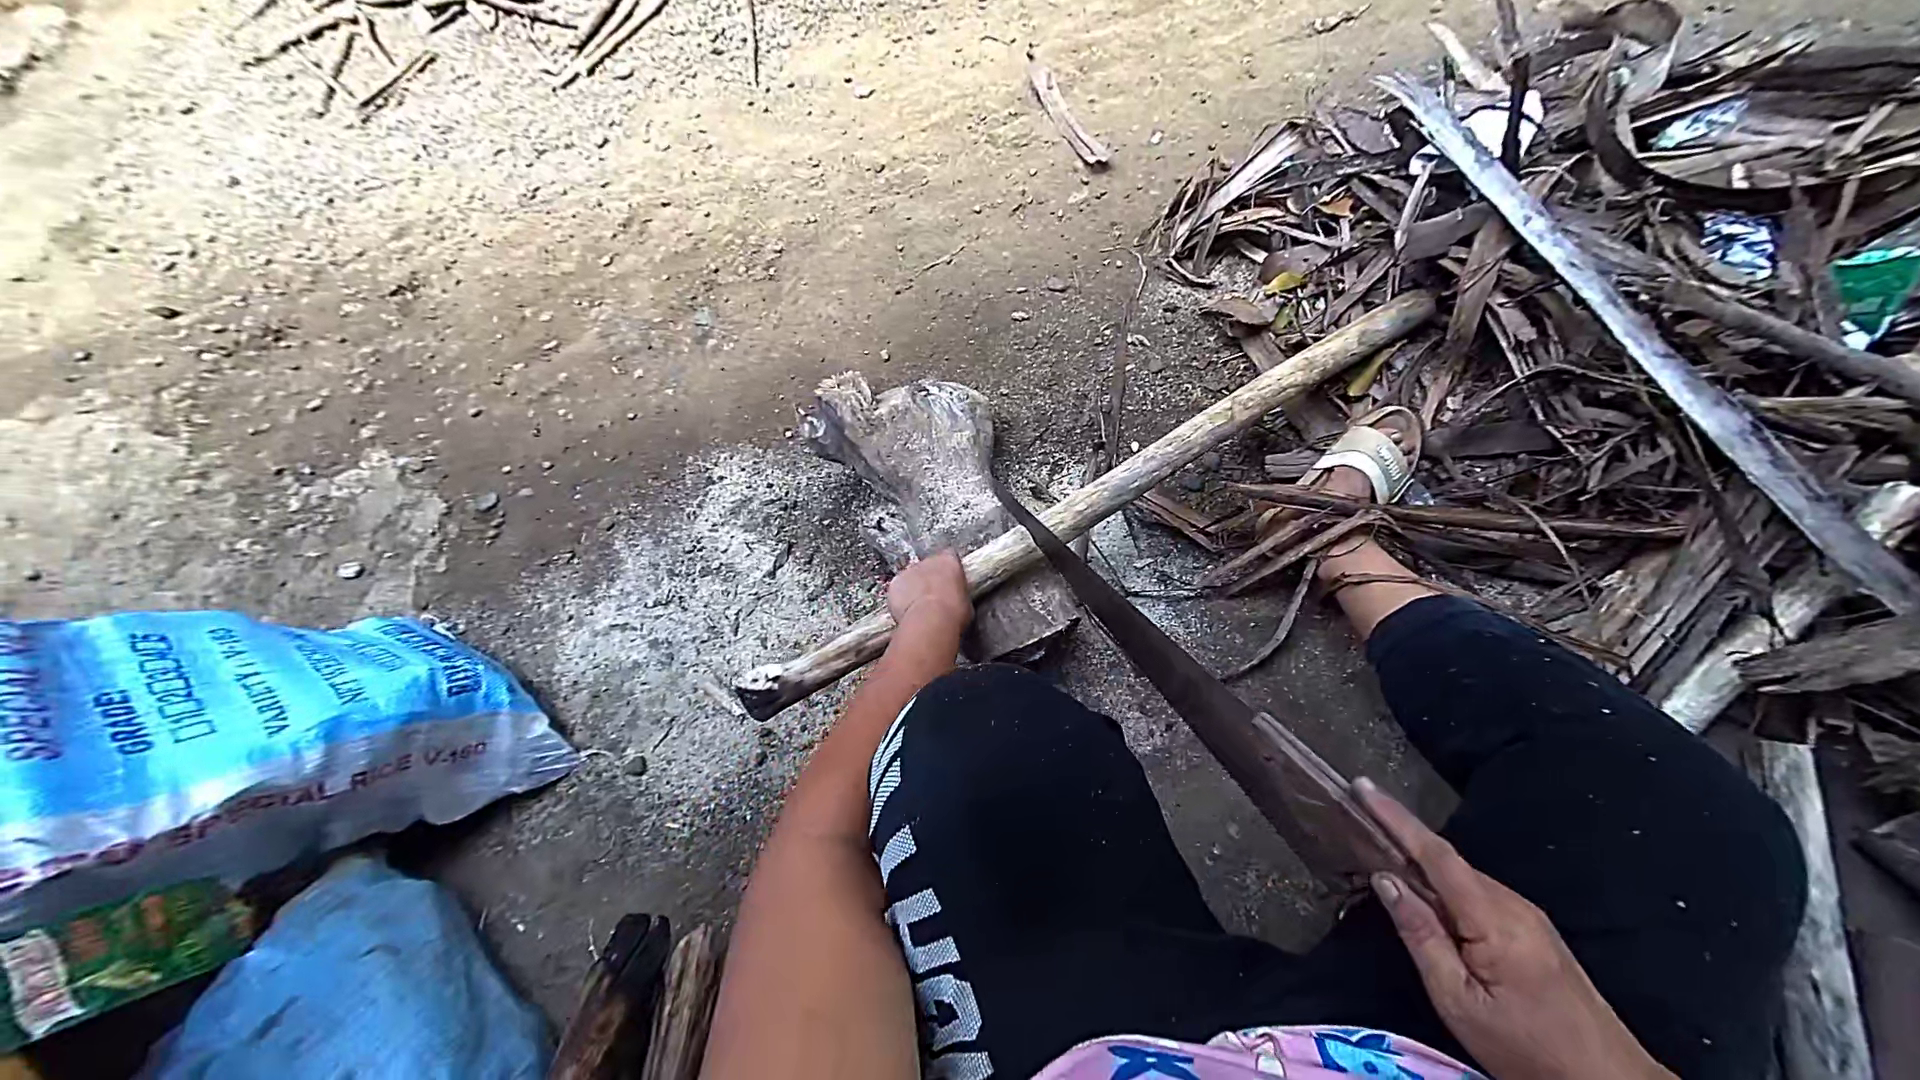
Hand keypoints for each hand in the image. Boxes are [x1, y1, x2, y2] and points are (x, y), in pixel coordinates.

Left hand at [886, 550, 971, 637]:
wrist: (930, 620)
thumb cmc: (953, 612)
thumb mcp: (966, 602)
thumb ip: (957, 592)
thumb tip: (955, 599)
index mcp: (949, 561)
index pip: (949, 559)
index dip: (948, 573)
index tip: (949, 585)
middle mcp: (928, 561)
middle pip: (928, 567)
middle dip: (929, 579)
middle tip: (934, 598)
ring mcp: (908, 571)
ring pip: (911, 578)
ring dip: (914, 588)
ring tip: (919, 608)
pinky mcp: (895, 583)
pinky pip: (898, 589)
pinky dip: (900, 598)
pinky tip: (907, 612)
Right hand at [1354, 779, 1676, 1079]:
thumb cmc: (1528, 1051)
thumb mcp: (1458, 1000)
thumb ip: (1419, 935)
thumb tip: (1385, 879)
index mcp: (1494, 921)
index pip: (1436, 854)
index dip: (1396, 818)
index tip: (1363, 787)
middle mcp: (1513, 906)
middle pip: (1446, 860)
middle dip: (1400, 833)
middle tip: (1356, 813)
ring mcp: (1527, 916)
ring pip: (1460, 875)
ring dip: (1418, 857)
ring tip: (1377, 845)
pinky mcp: (1532, 929)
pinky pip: (1474, 890)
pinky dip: (1440, 879)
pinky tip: (1420, 887)